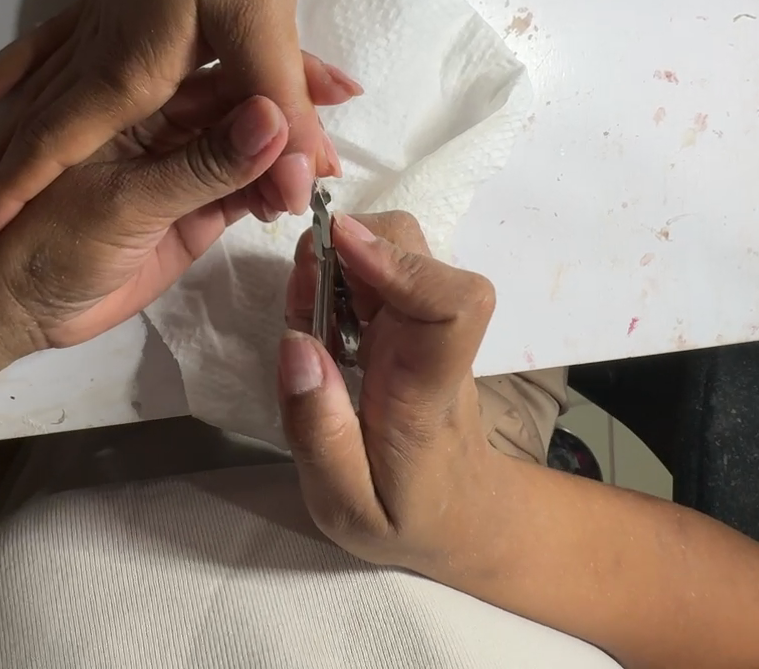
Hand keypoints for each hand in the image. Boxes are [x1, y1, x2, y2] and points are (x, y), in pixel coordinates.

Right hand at [0, 0, 342, 249]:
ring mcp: (97, 26)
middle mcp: (101, 58)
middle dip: (6, 180)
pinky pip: (48, 47)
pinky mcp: (107, 2)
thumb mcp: (261, 21)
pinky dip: (17, 72)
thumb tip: (301, 184)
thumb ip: (278, 106)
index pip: (55, 146)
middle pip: (45, 128)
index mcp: (131, 73)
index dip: (16, 193)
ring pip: (42, 95)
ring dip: (10, 140)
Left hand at [0, 55, 357, 352]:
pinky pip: (242, 192)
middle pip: (240, 108)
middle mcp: (164, 123)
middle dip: (291, 114)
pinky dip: (270, 193)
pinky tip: (298, 196)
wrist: (25, 308)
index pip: (215, 77)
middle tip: (339, 118)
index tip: (328, 81)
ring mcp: (183, 167)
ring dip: (286, 158)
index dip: (271, 76)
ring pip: (247, 150)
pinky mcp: (195, 210)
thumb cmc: (53, 241)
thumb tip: (274, 117)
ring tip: (327, 168)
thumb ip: (203, 164)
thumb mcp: (128, 198)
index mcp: (135, 100)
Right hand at [275, 211, 503, 581]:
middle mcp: (433, 335)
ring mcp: (422, 317)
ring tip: (306, 318)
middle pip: (413, 246)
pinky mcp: (406, 312)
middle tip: (301, 301)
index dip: (396, 262)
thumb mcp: (348, 506)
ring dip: (331, 260)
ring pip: (389, 243)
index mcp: (427, 384)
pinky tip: (317, 320)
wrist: (461, 510)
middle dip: (343, 246)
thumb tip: (297, 344)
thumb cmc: (406, 514)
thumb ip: (319, 434)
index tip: (338, 243)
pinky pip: (371, 262)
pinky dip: (331, 271)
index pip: (452, 303)